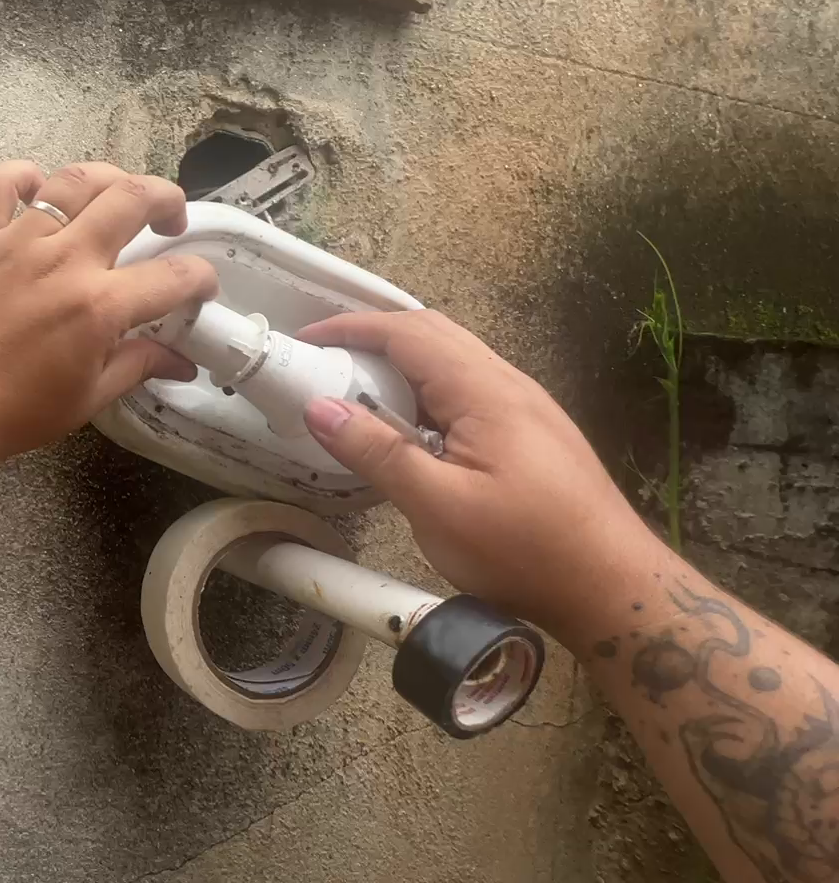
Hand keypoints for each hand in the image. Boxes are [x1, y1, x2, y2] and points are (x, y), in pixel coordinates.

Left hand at [0, 160, 218, 466]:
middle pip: (133, 199)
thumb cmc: (14, 413)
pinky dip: (21, 176)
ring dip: (109, 179)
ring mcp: (16, 243)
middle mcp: (64, 260)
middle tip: (169, 222)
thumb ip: (137, 366)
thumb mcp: (87, 399)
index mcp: (99, 306)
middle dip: (168, 201)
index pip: (174, 276)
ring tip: (116, 197)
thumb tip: (182, 362)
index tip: (198, 289)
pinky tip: (36, 187)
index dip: (200, 279)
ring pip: (74, 181)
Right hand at [295, 310, 666, 632]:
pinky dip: (414, 386)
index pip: (410, 335)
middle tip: (321, 354)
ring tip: (348, 383)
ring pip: (448, 359)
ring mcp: (521, 410)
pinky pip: (458, 388)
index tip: (306, 340)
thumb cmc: (527, 551)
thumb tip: (318, 408)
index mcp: (487, 394)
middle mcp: (507, 388)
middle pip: (432, 334)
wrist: (616, 594)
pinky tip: (397, 420)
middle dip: (370, 333)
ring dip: (393, 359)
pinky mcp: (523, 434)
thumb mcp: (438, 505)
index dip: (352, 327)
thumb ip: (376, 452)